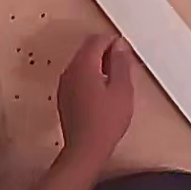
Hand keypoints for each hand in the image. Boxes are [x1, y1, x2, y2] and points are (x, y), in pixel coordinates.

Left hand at [56, 35, 135, 168]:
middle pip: (87, 50)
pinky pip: (78, 77)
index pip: (97, 40)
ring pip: (82, 63)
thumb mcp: (122, 89)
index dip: (113, 41)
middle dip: (106, 51)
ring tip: (116, 79)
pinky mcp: (65, 97)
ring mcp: (65, 85)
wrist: (86, 149)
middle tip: (123, 64)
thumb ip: (121, 62)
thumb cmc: (106, 121)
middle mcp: (70, 71)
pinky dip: (91, 77)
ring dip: (98, 64)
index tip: (125, 50)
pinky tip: (103, 92)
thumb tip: (120, 46)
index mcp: (84, 65)